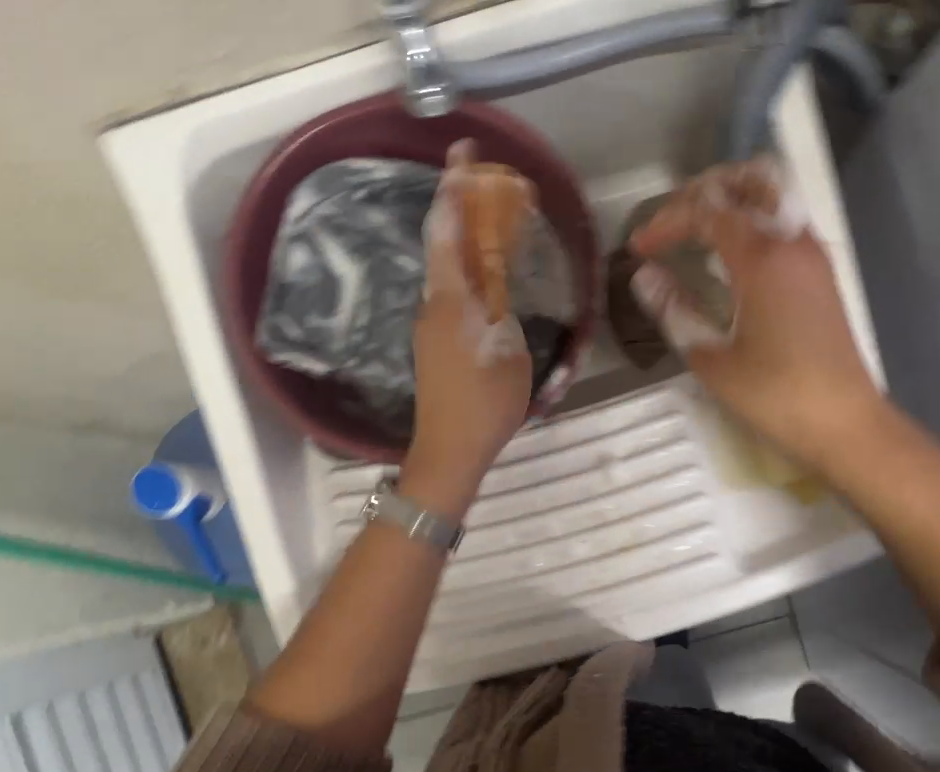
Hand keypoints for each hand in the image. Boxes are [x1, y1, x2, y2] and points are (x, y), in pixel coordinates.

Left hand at [408, 139, 534, 507]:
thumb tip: (499, 277)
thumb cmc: (486, 402)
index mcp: (452, 300)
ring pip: (447, 270)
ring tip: (491, 222)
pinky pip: (451, 293)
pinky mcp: (434, 345)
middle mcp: (433, 305)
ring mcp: (430, 326)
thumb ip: (504, 306)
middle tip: (481, 177)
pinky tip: (486, 276)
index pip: (449, 232)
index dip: (455, 190)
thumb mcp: (509, 349)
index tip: (462, 152)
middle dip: (460, 207)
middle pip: (444, 245)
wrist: (450, 450)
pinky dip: (467, 272)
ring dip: (465, 240)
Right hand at [629, 159, 886, 473]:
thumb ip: (676, 311)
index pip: (708, 211)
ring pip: (776, 197)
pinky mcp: (821, 275)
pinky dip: (755, 223)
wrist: (843, 422)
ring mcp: (813, 255)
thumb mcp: (713, 360)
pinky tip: (730, 256)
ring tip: (699, 228)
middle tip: (675, 216)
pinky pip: (786, 225)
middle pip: (753, 179)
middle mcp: (793, 242)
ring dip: (735, 200)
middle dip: (708, 188)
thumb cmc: (775, 396)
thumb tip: (645, 277)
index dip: (667, 222)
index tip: (639, 248)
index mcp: (763, 257)